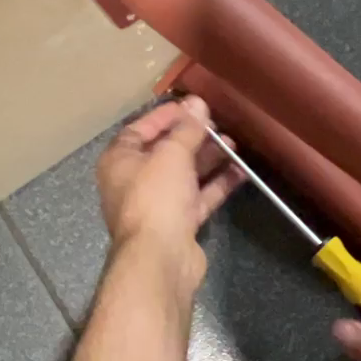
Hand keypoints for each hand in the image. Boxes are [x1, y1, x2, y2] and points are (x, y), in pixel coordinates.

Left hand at [95, 96, 244, 287]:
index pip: (139, 129)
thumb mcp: (172, 154)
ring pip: (185, 175)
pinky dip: (217, 183)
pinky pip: (199, 197)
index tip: (191, 106)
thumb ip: (187, 128)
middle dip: (192, 137)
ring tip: (234, 143)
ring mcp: (157, 205)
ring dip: (208, 158)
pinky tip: (241, 170)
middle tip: (218, 124)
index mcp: (119, 161)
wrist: (160, 257)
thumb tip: (197, 103)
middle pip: (165, 152)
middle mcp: (134, 182)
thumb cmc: (156, 196)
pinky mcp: (178, 224)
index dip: (164, 116)